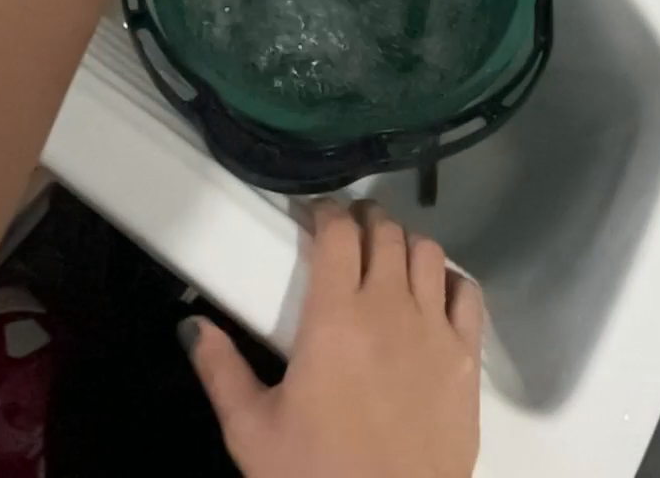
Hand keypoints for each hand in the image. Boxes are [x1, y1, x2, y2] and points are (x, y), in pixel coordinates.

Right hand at [183, 200, 485, 477]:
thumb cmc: (314, 476)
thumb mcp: (252, 431)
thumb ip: (220, 370)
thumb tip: (191, 325)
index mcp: (335, 315)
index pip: (338, 231)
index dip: (326, 210)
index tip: (313, 212)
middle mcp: (389, 307)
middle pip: (384, 231)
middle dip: (364, 217)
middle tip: (347, 228)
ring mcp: (434, 329)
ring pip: (426, 251)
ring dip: (404, 241)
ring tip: (387, 253)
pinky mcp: (467, 358)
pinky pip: (468, 293)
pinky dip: (450, 278)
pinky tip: (433, 288)